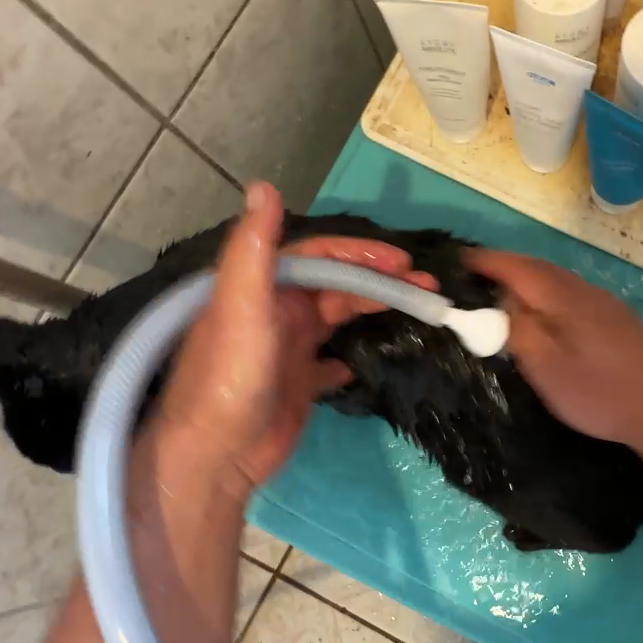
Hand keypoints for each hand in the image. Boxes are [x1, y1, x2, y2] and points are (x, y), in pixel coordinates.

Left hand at [152, 182, 438, 495]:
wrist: (214, 456)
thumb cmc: (230, 379)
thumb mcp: (241, 307)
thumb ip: (254, 249)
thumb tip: (264, 186)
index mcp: (264, 288)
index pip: (322, 257)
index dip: (363, 256)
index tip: (404, 264)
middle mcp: (277, 312)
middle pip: (338, 285)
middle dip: (381, 281)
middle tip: (428, 287)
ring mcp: (288, 349)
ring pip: (339, 317)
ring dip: (376, 310)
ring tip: (420, 311)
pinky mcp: (298, 384)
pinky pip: (332, 361)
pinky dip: (353, 355)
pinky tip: (370, 360)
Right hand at [466, 249, 642, 448]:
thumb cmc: (599, 391)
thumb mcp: (544, 364)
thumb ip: (516, 327)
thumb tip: (496, 300)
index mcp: (560, 295)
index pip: (513, 265)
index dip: (482, 262)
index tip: (454, 262)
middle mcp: (583, 289)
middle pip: (536, 268)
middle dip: (502, 268)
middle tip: (473, 279)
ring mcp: (605, 304)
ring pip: (556, 282)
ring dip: (526, 282)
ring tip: (502, 298)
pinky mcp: (618, 321)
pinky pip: (571, 296)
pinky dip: (547, 297)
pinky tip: (546, 319)